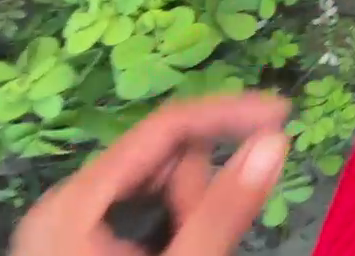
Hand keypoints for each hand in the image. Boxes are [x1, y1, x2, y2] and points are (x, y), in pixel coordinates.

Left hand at [11, 93, 290, 255]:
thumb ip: (222, 212)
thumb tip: (277, 139)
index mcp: (74, 202)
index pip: (169, 124)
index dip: (231, 112)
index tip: (285, 117)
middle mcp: (68, 199)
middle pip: (166, 152)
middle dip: (203, 183)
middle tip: (215, 231)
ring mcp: (72, 218)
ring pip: (162, 177)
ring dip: (192, 204)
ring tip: (191, 247)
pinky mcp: (82, 236)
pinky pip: (148, 200)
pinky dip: (176, 216)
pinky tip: (178, 247)